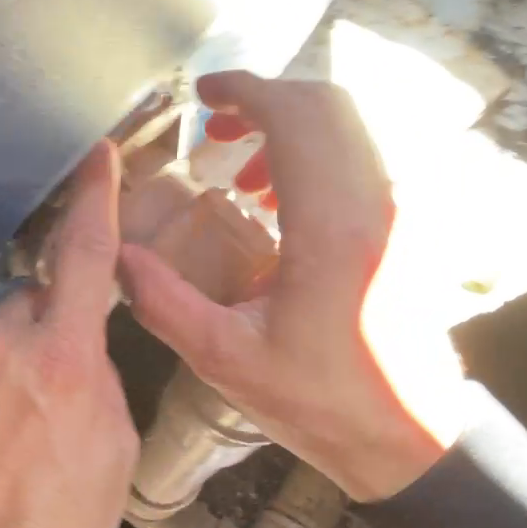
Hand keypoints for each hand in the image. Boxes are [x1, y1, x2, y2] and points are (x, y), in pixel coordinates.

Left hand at [0, 140, 138, 527]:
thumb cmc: (66, 525)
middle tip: (44, 391)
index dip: (94, 201)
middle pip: (23, 303)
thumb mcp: (114, 447)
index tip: (96, 158)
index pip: (82, 258)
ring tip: (1, 431)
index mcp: (62, 361)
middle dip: (37, 330)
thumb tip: (72, 344)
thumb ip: (94, 375)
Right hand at [118, 73, 470, 501]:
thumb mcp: (224, 359)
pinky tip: (274, 204)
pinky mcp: (409, 229)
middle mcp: (378, 204)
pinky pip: (361, 160)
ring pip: (351, 128)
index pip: (297, 119)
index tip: (204, 95)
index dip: (247, 91)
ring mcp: (402, 213)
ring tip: (235, 170)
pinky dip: (314, 157)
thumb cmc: (321, 401)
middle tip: (214, 124)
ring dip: (291, 128)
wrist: (411, 436)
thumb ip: (162, 301)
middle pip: (329, 106)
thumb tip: (115, 255)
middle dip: (267, 100)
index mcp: (332, 228)